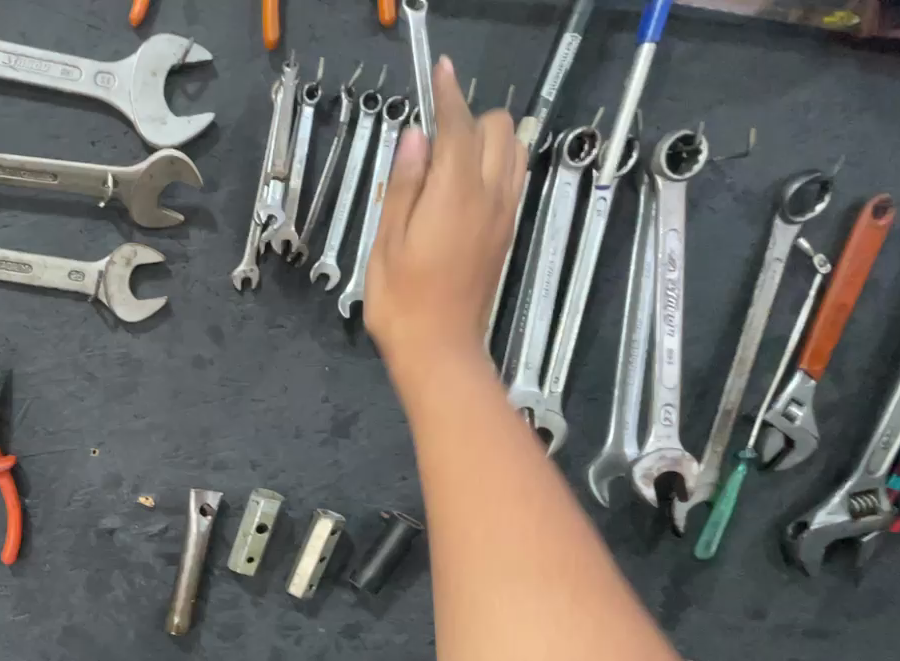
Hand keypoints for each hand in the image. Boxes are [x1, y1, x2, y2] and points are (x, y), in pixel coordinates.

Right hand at [365, 56, 526, 378]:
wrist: (439, 349)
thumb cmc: (400, 302)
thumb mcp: (386, 244)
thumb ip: (403, 187)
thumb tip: (413, 139)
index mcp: (455, 195)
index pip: (458, 128)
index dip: (447, 97)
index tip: (439, 72)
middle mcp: (490, 195)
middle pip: (497, 129)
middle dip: (467, 122)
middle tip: (426, 151)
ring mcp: (504, 213)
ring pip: (513, 150)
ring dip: (484, 142)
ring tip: (444, 168)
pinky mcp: (506, 230)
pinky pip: (512, 177)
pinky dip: (494, 165)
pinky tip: (461, 189)